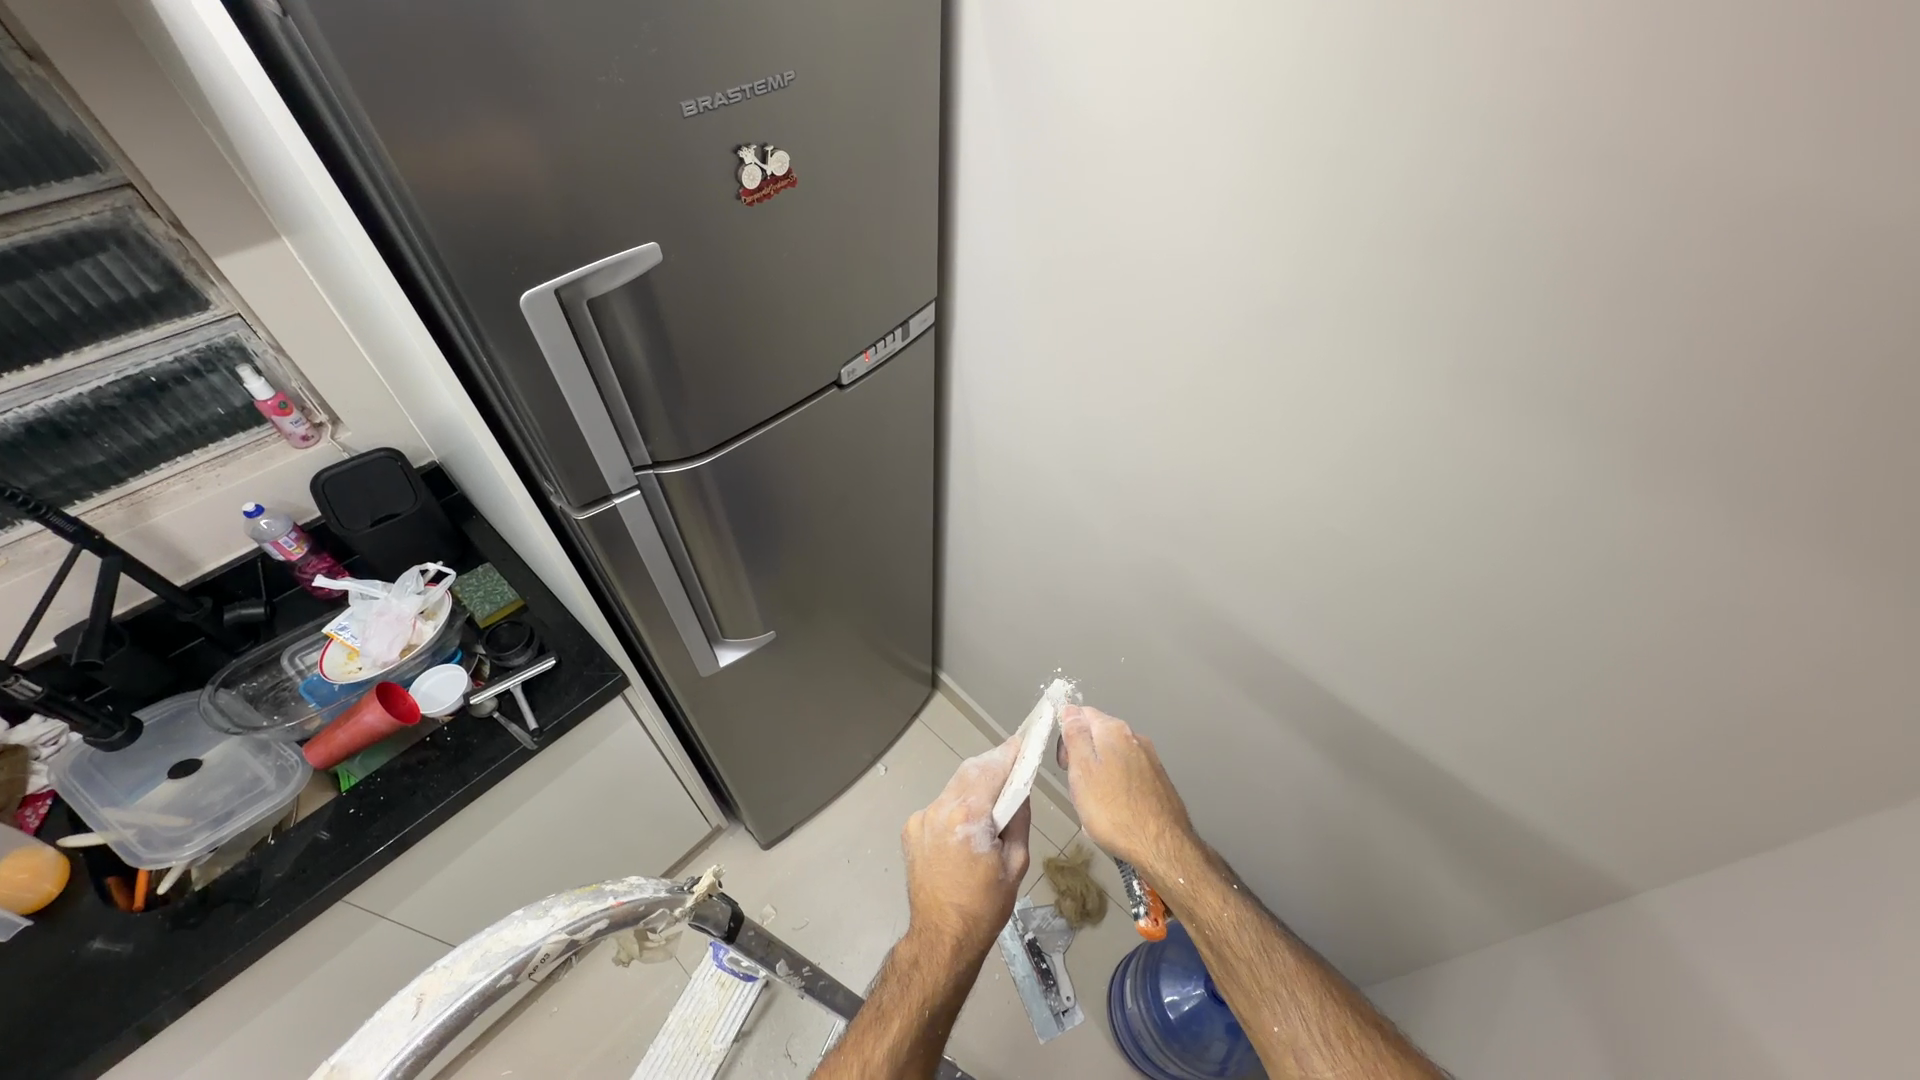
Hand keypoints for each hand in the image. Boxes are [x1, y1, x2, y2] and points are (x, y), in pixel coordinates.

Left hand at [901, 737, 1032, 954]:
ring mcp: (921, 818)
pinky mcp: (912, 829)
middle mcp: (939, 809)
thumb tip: (1019, 790)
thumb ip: (1017, 818)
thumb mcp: (1016, 862)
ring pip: (955, 786)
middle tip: (1015, 760)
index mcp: (967, 816)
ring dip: (976, 784)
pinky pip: (942, 805)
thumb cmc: (986, 905)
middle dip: (993, 763)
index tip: (1023, 740)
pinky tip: (971, 822)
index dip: (1009, 753)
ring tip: (996, 792)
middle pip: (970, 771)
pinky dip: (959, 804)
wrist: (942, 936)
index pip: (991, 769)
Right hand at [1058, 705, 1197, 872]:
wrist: (1161, 846)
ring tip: (1096, 803)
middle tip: (1078, 788)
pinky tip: (1116, 810)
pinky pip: (1128, 774)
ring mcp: (1150, 759)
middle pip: (1098, 735)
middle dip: (1083, 756)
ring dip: (1099, 773)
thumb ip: (1075, 736)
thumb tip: (1070, 709)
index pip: (1081, 714)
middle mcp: (1135, 737)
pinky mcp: (1159, 780)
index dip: (1066, 735)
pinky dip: (1116, 786)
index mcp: (1113, 730)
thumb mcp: (1082, 771)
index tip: (1065, 764)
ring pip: (1113, 756)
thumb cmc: (1112, 810)